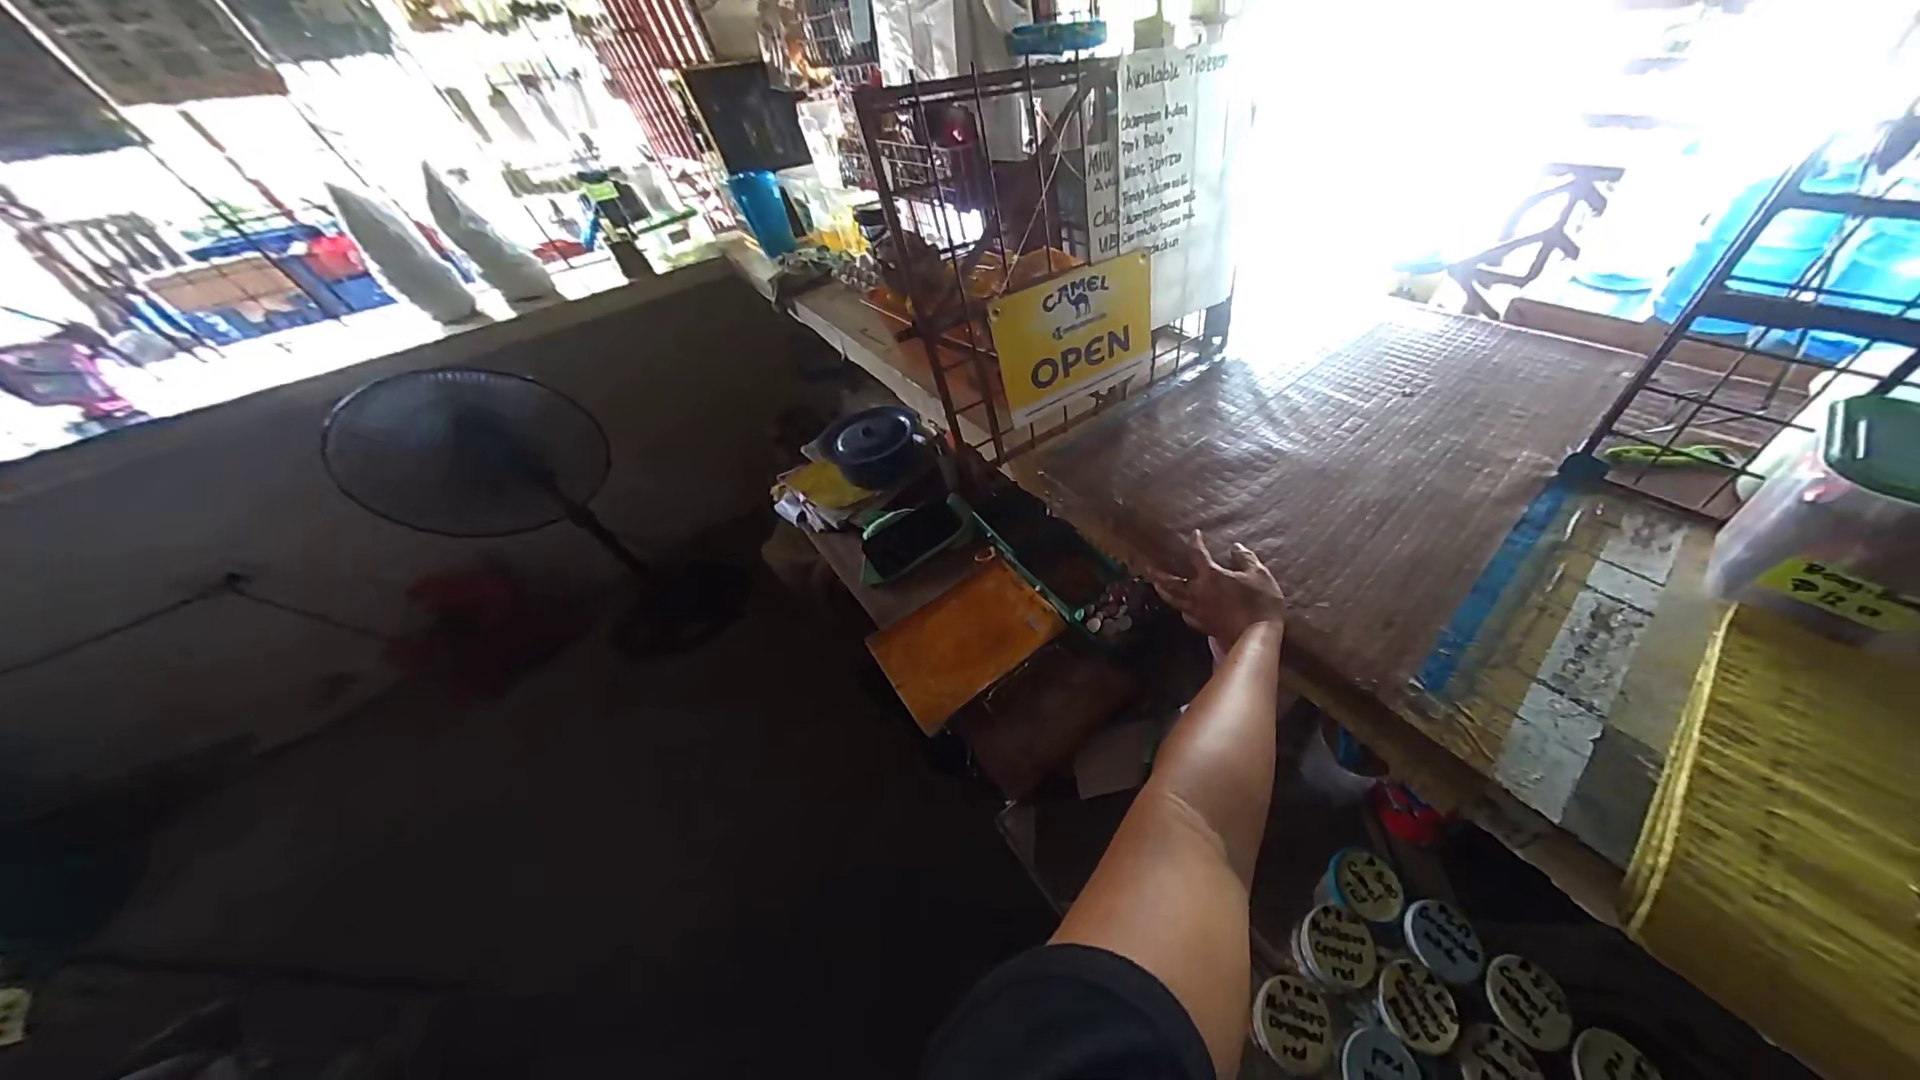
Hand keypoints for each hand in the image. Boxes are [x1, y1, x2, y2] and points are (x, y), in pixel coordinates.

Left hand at [1148, 531, 1286, 645]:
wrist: (1255, 636)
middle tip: (1149, 568)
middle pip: (1171, 582)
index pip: (1198, 554)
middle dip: (1159, 574)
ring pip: (1173, 599)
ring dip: (1163, 591)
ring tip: (1157, 586)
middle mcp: (1197, 592)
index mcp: (1210, 576)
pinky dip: (1181, 608)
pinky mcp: (1201, 625)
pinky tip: (1182, 608)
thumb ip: (1246, 559)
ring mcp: (1196, 610)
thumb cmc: (1260, 602)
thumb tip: (1235, 547)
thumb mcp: (1259, 575)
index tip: (1195, 534)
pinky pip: (1185, 614)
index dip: (1196, 542)